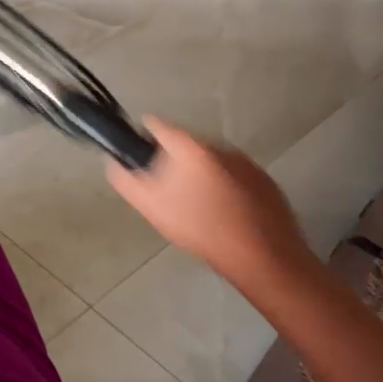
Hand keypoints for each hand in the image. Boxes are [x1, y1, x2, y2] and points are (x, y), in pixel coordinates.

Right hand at [105, 118, 319, 285]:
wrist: (262, 257)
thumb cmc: (200, 228)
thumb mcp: (149, 206)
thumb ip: (124, 178)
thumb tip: (115, 162)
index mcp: (190, 147)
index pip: (157, 124)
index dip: (142, 136)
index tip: (139, 155)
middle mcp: (220, 146)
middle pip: (186, 144)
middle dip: (174, 160)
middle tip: (168, 188)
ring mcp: (248, 163)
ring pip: (212, 160)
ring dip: (201, 173)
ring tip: (198, 203)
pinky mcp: (267, 181)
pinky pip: (236, 175)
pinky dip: (226, 185)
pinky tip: (224, 211)